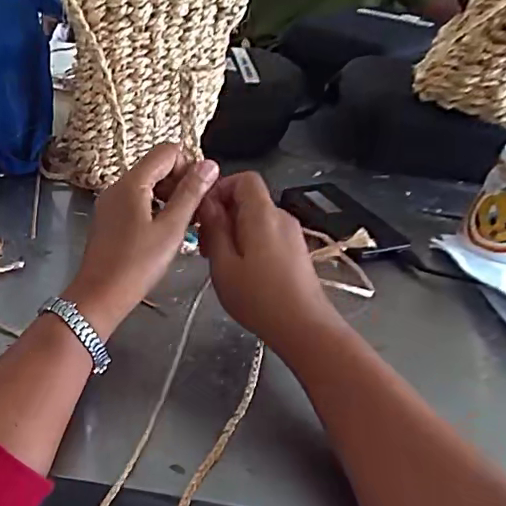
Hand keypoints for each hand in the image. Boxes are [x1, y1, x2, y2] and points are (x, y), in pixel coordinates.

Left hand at [66, 144, 218, 334]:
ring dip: (168, 198)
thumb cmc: (136, 265)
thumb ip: (191, 194)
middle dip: (180, 183)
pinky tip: (163, 234)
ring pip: (146, 186)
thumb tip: (209, 165)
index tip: (199, 194)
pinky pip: (135, 203)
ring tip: (182, 226)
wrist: (99, 296)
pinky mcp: (108, 220)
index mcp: (132, 183)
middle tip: (194, 213)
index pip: (167, 151)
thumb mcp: (171, 229)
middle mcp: (117, 187)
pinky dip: (153, 210)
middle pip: (156, 167)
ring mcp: (110, 204)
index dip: (189, 166)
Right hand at [196, 172, 340, 350]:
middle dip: (223, 214)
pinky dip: (249, 243)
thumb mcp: (223, 265)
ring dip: (234, 232)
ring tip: (220, 262)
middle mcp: (281, 218)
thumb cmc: (258, 298)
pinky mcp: (296, 251)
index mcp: (262, 215)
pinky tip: (240, 271)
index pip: (244, 179)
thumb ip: (214, 229)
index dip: (219, 189)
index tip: (202, 213)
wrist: (303, 326)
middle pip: (249, 199)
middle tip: (205, 244)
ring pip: (256, 219)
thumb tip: (207, 205)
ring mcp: (292, 234)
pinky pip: (267, 235)